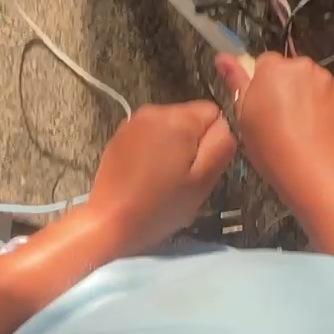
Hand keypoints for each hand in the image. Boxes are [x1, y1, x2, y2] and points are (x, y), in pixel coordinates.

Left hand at [77, 101, 235, 253]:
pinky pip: (150, 137)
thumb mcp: (202, 181)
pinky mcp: (119, 137)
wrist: (109, 222)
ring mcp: (132, 123)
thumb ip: (221, 146)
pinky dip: (153, 152)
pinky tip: (146, 177)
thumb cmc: (160, 206)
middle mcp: (153, 111)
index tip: (201, 168)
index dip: (213, 141)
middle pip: (190, 119)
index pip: (213, 112)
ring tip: (163, 180)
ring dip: (173, 149)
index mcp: (177, 119)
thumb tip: (225, 125)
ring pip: (170, 129)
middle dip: (192, 145)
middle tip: (183, 178)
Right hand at [216, 53, 333, 196]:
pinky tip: (317, 130)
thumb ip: (236, 82)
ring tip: (299, 128)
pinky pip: (329, 96)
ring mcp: (326, 80)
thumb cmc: (269, 144)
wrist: (312, 167)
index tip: (260, 106)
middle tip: (278, 120)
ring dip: (305, 96)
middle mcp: (302, 66)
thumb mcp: (244, 116)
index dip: (261, 84)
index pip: (265, 62)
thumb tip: (222, 57)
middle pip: (290, 71)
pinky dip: (323, 107)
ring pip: (311, 82)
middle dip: (285, 87)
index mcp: (273, 69)